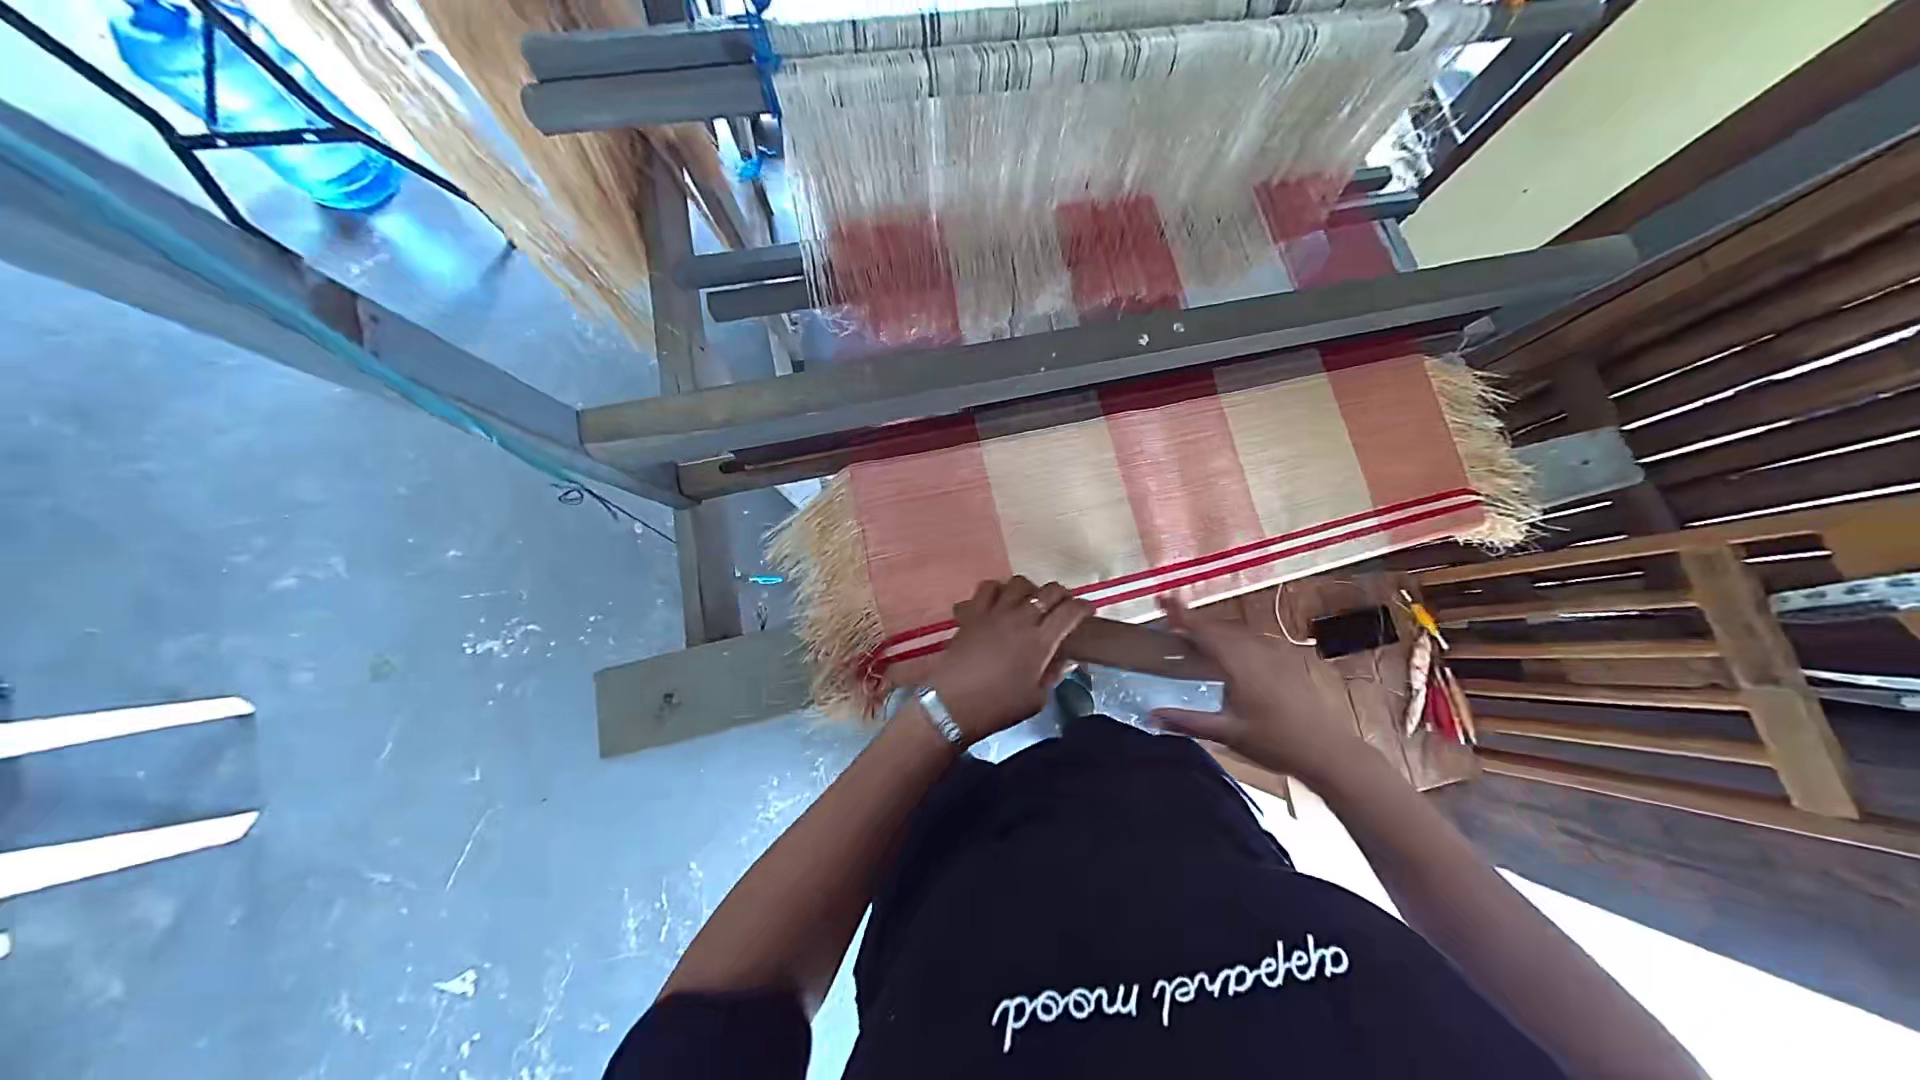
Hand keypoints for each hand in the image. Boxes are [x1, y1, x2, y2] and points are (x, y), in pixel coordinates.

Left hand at [924, 577, 1091, 742]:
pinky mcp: (972, 613)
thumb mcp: (1036, 698)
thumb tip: (1064, 658)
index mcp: (1041, 640)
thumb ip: (1053, 673)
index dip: (1084, 608)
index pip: (1070, 612)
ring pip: (1018, 583)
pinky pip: (987, 588)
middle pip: (1048, 591)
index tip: (1088, 610)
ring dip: (1029, 589)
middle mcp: (1020, 618)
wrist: (952, 704)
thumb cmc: (998, 706)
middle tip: (1063, 605)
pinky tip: (999, 601)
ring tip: (1029, 601)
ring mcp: (994, 612)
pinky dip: (997, 590)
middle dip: (1062, 594)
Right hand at [1148, 594, 1374, 784]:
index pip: (1204, 632)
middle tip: (1172, 621)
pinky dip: (1233, 640)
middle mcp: (1257, 652)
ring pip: (1238, 633)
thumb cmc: (1276, 743)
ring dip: (1214, 631)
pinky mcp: (1288, 662)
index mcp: (1240, 665)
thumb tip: (1153, 714)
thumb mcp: (1227, 733)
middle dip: (1195, 622)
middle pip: (1220, 628)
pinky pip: (1253, 641)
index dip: (1182, 613)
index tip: (1165, 597)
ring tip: (1195, 637)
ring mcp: (1276, 655)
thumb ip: (1187, 721)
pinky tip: (1229, 655)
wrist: (1328, 752)